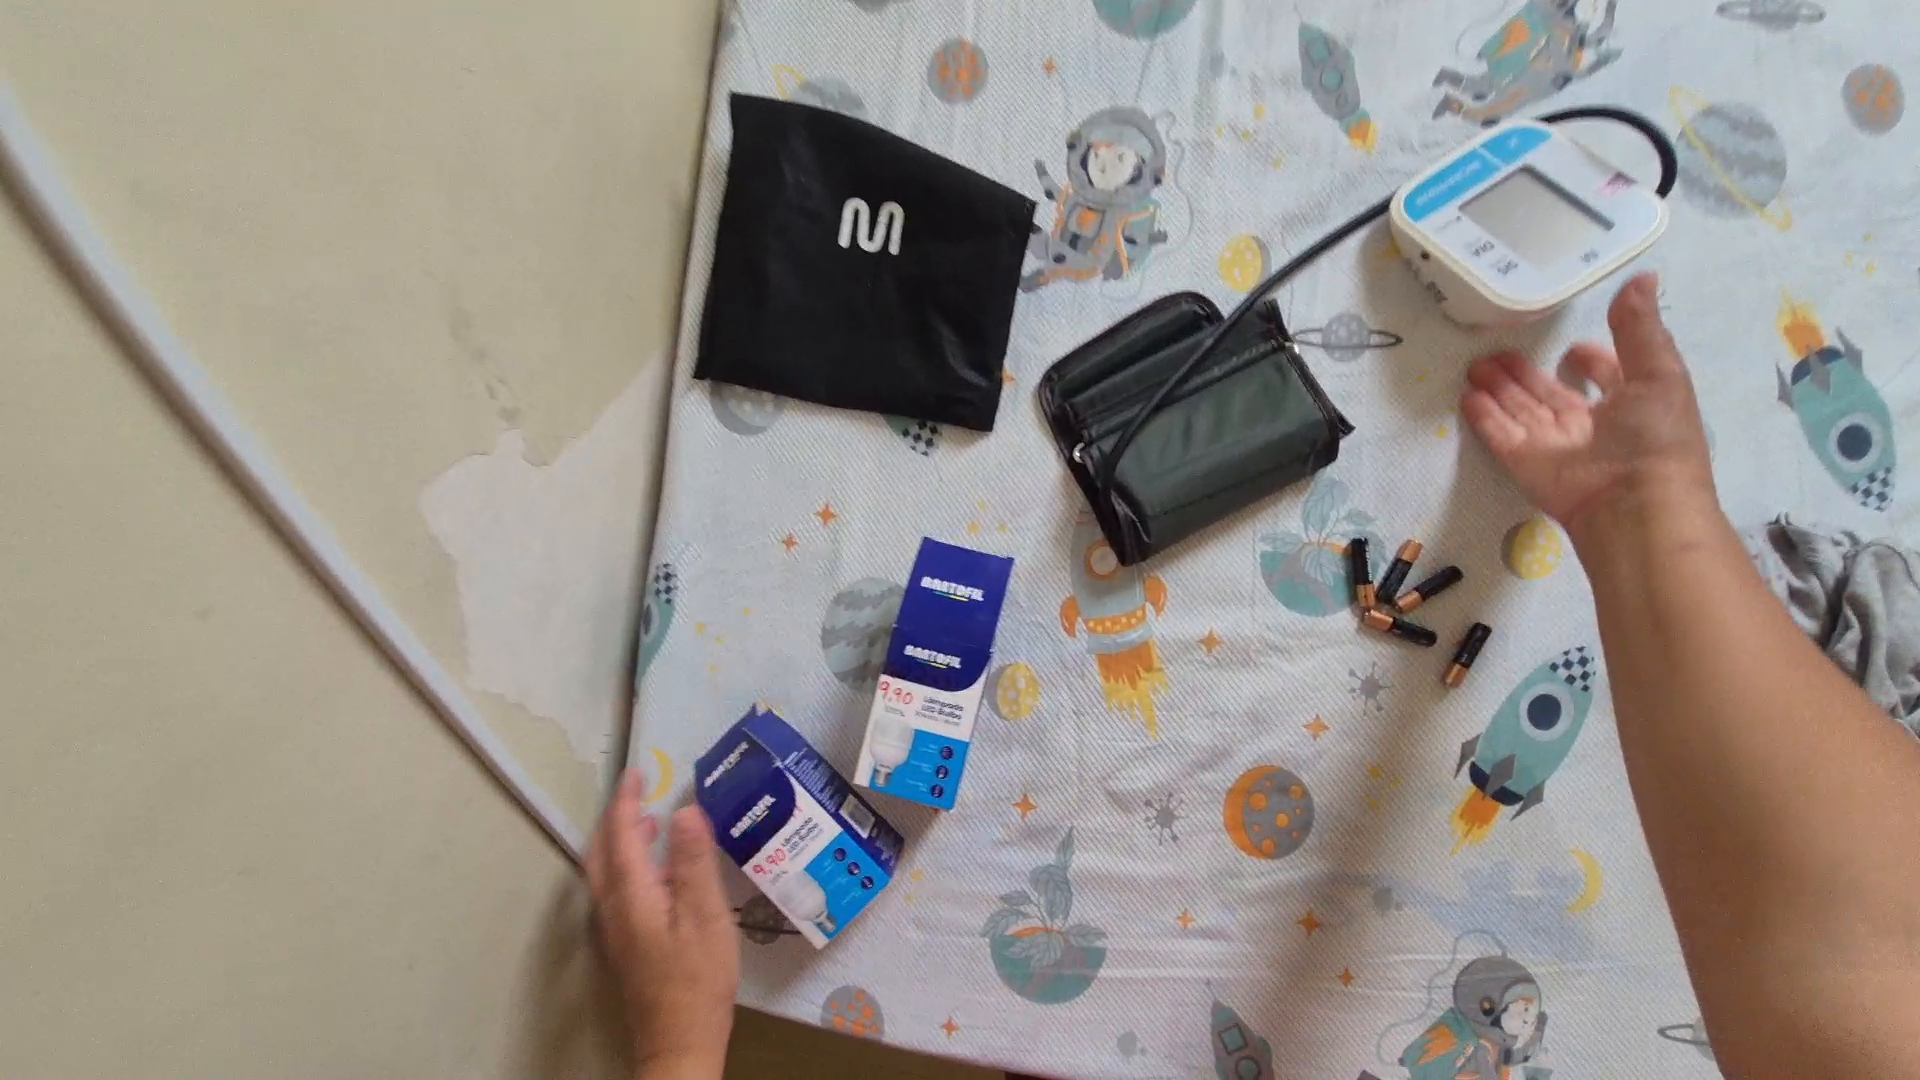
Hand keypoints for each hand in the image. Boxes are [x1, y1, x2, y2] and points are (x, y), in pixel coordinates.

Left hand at [587, 771, 738, 1079]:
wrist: (680, 1042)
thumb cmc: (698, 976)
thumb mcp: (705, 914)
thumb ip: (693, 861)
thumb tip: (684, 810)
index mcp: (631, 895)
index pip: (620, 835)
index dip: (626, 800)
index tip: (637, 771)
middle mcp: (613, 908)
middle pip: (601, 852)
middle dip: (616, 816)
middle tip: (639, 789)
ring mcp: (616, 929)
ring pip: (606, 871)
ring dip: (621, 839)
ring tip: (650, 818)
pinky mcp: (626, 942)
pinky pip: (617, 887)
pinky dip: (629, 861)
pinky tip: (659, 866)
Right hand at [1460, 274, 1715, 545]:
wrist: (1630, 500)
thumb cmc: (1655, 435)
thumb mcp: (1659, 372)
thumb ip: (1641, 329)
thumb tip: (1641, 277)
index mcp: (1627, 403)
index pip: (1603, 377)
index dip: (1592, 360)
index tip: (1573, 346)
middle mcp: (1586, 423)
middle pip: (1547, 392)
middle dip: (1523, 372)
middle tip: (1495, 352)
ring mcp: (1550, 442)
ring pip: (1518, 409)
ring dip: (1498, 387)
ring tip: (1474, 365)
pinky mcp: (1520, 460)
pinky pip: (1497, 433)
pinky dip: (1482, 415)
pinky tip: (1467, 396)